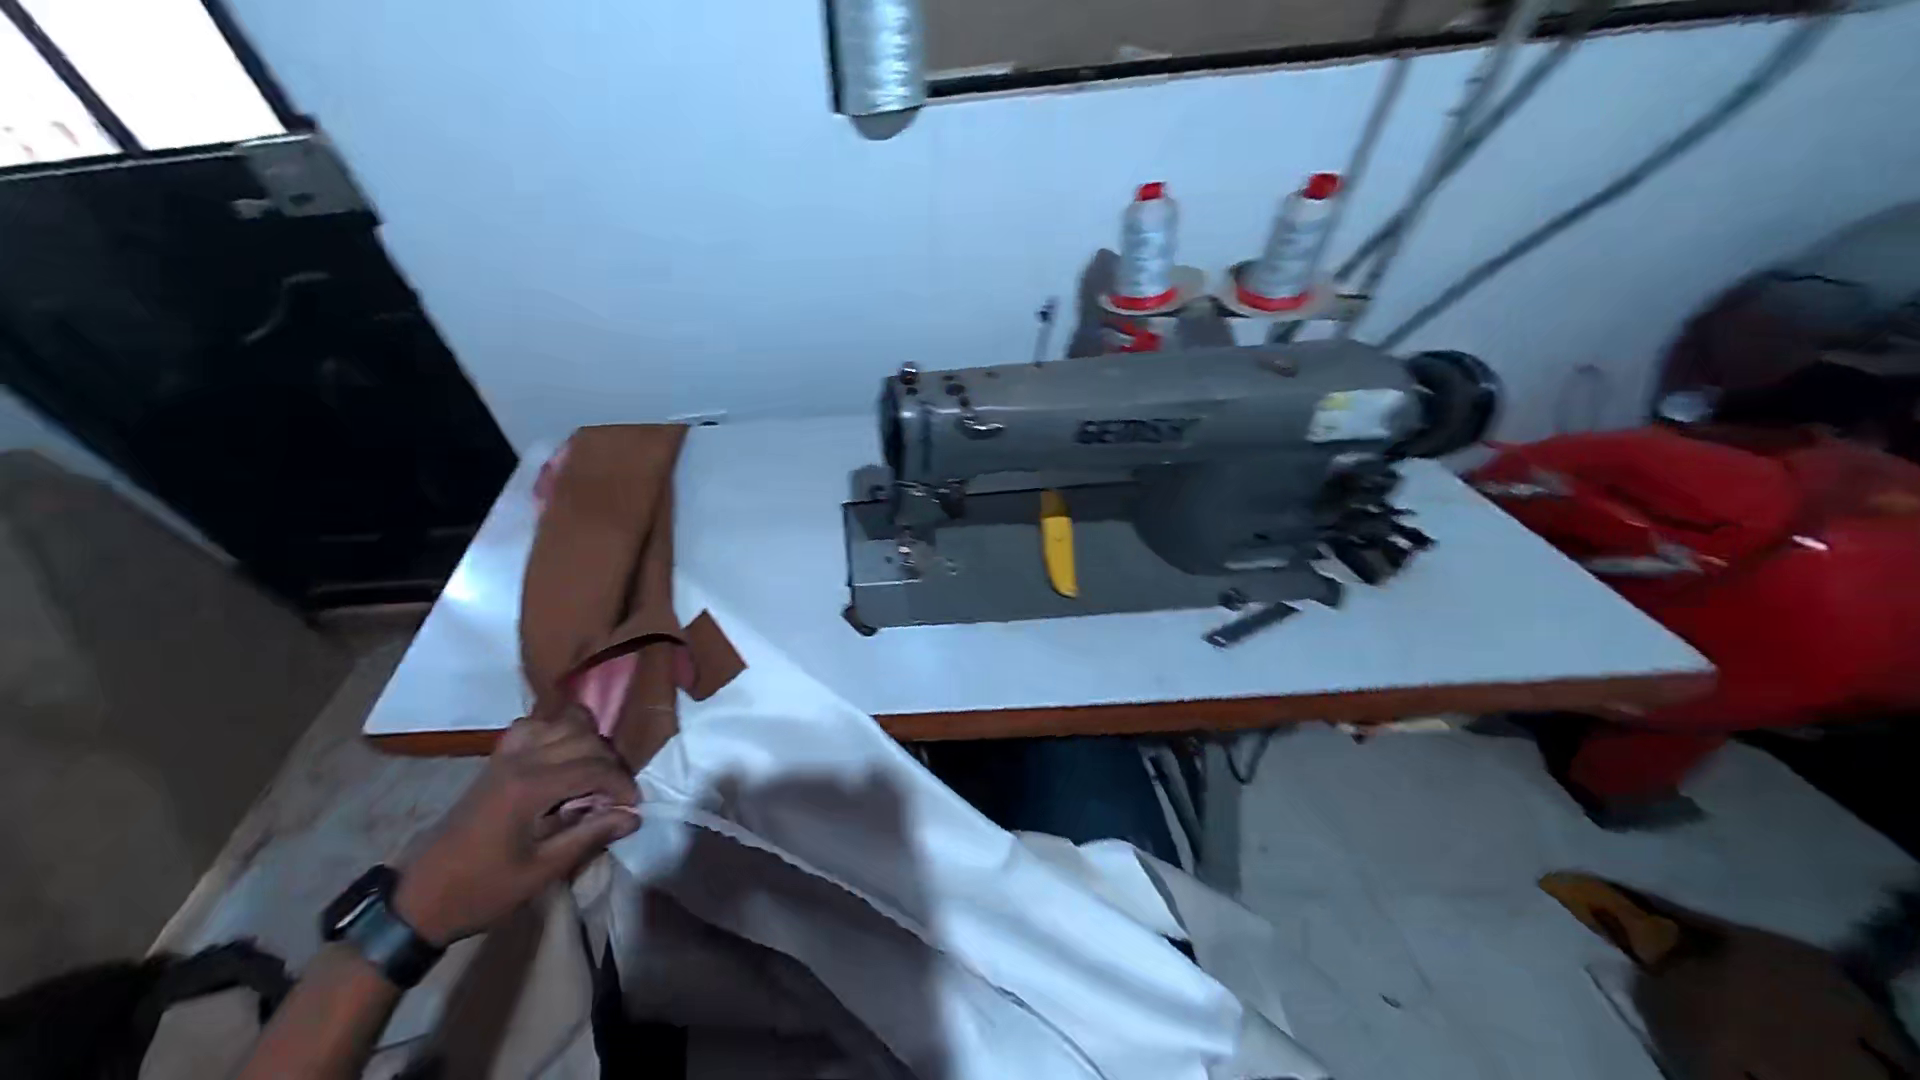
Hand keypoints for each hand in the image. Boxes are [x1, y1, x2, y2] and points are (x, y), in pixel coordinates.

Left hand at [392, 706, 639, 944]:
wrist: (417, 900)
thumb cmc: (481, 890)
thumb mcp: (541, 872)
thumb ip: (590, 836)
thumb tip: (633, 815)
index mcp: (530, 788)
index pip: (595, 767)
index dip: (622, 784)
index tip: (634, 806)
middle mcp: (520, 761)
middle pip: (585, 739)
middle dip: (611, 764)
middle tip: (616, 795)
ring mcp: (505, 756)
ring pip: (563, 723)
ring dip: (589, 742)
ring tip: (595, 773)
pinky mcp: (496, 760)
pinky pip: (534, 726)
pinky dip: (557, 731)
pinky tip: (563, 756)